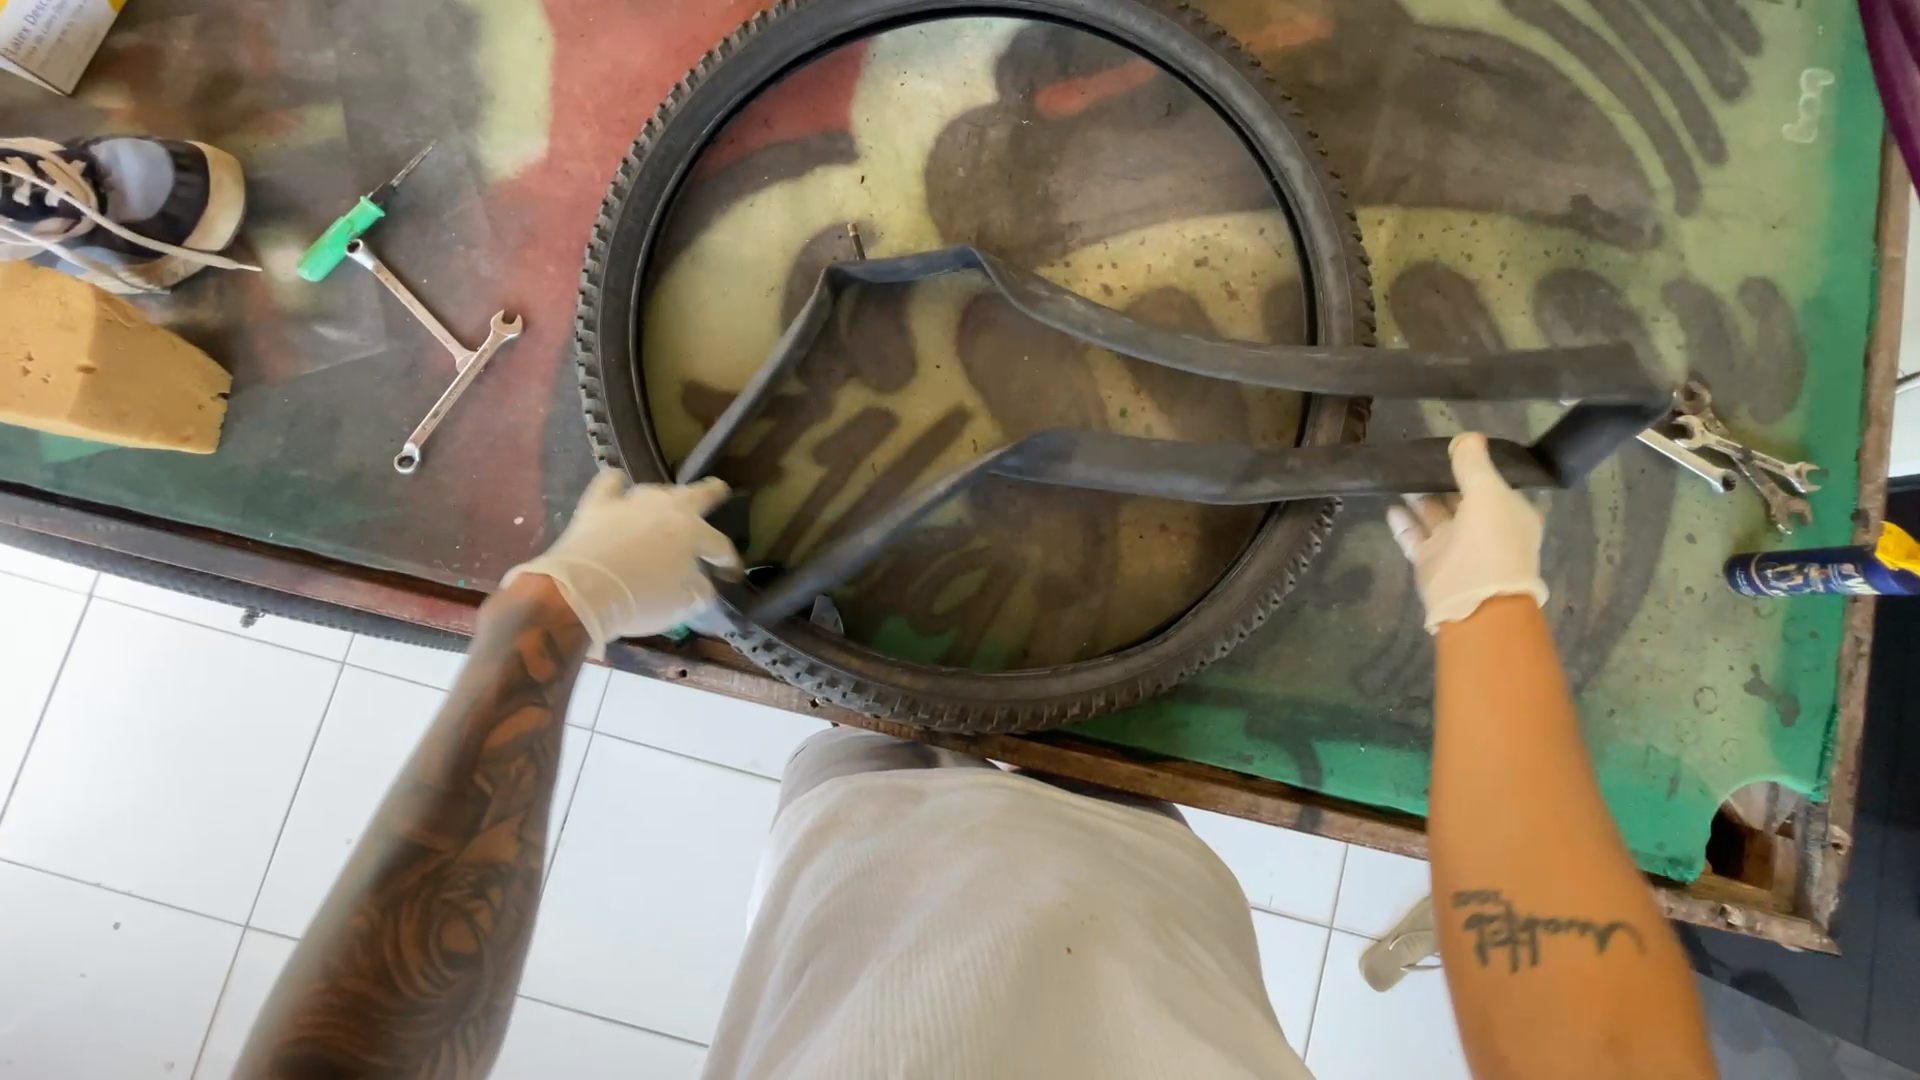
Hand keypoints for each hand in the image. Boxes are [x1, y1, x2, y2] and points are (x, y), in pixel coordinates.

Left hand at [504, 472, 742, 644]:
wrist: (582, 592)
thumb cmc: (642, 599)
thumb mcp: (685, 603)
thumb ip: (701, 589)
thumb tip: (702, 583)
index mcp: (694, 532)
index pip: (720, 546)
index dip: (729, 562)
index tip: (732, 575)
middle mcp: (667, 509)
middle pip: (696, 496)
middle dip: (711, 493)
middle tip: (720, 488)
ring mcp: (630, 503)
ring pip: (655, 492)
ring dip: (664, 498)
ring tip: (666, 504)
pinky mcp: (597, 506)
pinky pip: (609, 484)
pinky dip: (616, 484)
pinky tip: (618, 484)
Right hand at [1386, 433, 1548, 632]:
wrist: (1474, 599)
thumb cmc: (1491, 543)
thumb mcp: (1489, 495)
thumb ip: (1474, 465)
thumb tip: (1465, 437)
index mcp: (1509, 513)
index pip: (1491, 483)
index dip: (1473, 465)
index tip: (1450, 447)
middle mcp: (1484, 528)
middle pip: (1459, 498)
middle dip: (1440, 479)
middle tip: (1417, 458)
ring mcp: (1455, 545)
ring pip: (1434, 515)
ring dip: (1418, 497)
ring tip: (1398, 475)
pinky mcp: (1430, 560)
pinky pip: (1414, 535)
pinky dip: (1403, 521)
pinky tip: (1391, 504)